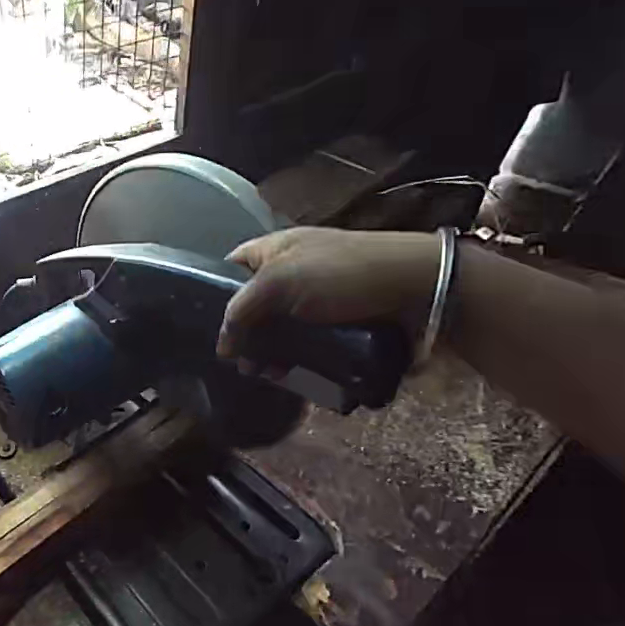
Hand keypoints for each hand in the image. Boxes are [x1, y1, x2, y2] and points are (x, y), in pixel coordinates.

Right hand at [218, 228, 440, 359]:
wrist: (414, 286)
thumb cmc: (340, 275)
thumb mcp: (279, 282)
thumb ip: (241, 310)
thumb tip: (223, 347)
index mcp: (274, 249)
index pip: (231, 266)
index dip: (217, 292)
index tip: (210, 326)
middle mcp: (291, 271)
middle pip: (254, 305)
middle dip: (245, 335)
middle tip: (244, 363)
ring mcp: (316, 299)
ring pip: (279, 329)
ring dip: (270, 353)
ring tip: (269, 376)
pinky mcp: (337, 323)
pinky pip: (306, 343)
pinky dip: (296, 359)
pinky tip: (291, 376)